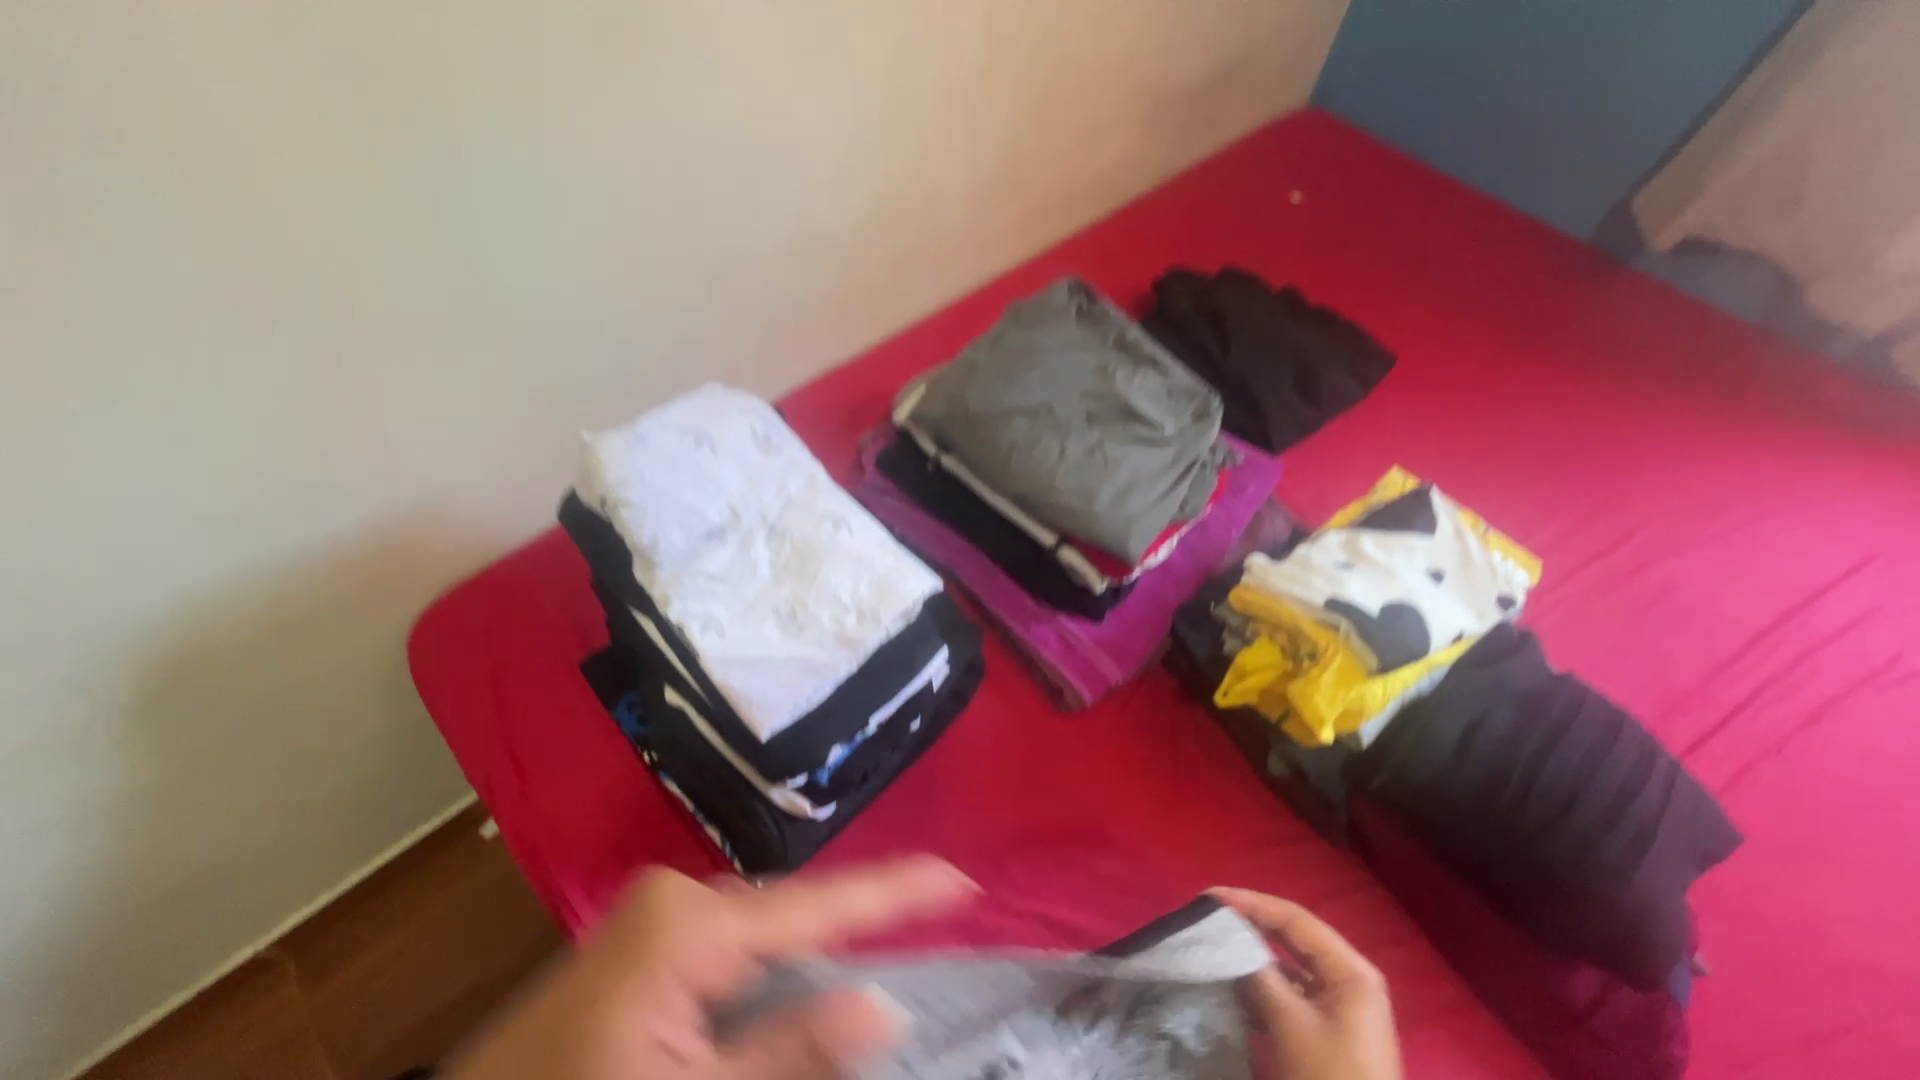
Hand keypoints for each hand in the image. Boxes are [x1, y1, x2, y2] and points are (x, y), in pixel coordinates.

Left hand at [446, 857, 977, 1079]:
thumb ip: (794, 1048)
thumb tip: (884, 1003)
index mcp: (690, 925)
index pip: (819, 904)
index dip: (894, 892)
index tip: (960, 878)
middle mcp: (674, 899)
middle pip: (793, 912)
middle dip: (857, 924)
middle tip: (931, 916)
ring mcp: (652, 915)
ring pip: (764, 928)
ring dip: (815, 948)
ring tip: (881, 939)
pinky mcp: (641, 940)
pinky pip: (731, 942)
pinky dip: (772, 965)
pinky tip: (797, 982)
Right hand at [1211, 888, 1401, 1079]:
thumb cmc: (1331, 1077)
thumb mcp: (1291, 1024)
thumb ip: (1260, 977)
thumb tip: (1230, 947)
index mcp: (1350, 969)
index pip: (1295, 919)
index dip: (1251, 903)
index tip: (1209, 897)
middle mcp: (1348, 978)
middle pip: (1294, 938)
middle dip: (1252, 926)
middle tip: (1209, 915)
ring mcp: (1341, 1006)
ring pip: (1291, 967)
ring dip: (1255, 958)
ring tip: (1215, 947)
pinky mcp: (1330, 1031)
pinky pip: (1292, 995)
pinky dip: (1264, 989)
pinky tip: (1235, 990)